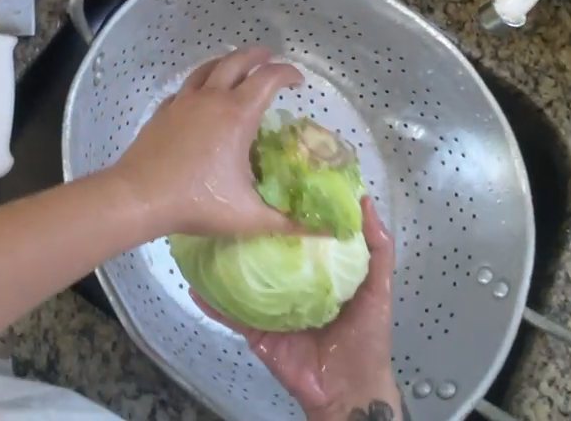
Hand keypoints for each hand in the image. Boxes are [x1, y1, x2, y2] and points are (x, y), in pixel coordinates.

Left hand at [108, 46, 303, 237]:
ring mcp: (183, 102)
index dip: (287, 73)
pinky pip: (186, 88)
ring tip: (237, 66)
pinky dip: (200, 84)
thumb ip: (289, 222)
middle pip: (236, 61)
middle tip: (270, 57)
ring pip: (208, 68)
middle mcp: (211, 99)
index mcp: (236, 115)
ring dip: (227, 62)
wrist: (139, 195)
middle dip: (257, 56)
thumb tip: (328, 233)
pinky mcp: (164, 111)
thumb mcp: (249, 217)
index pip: (268, 79)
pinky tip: (200, 97)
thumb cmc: (197, 202)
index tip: (298, 81)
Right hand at [196, 197, 400, 420]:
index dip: (285, 209)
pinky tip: (193, 284)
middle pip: (263, 250)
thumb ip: (377, 249)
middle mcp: (288, 281)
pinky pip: (229, 313)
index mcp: (314, 269)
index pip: (295, 232)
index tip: (272, 178)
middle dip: (247, 228)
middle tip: (229, 199)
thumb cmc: (366, 338)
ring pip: (241, 276)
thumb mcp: (378, 289)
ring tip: (201, 234)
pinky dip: (211, 301)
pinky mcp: (255, 329)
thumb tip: (364, 201)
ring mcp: (268, 304)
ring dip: (221, 259)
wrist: (349, 391)